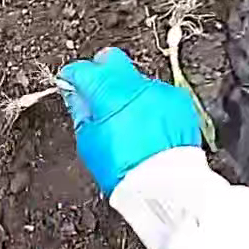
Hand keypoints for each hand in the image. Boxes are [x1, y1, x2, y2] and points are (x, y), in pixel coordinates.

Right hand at [59, 47, 202, 194]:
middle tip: (94, 96)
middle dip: (99, 73)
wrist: (166, 187)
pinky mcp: (179, 102)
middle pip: (112, 61)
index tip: (69, 83)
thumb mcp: (89, 142)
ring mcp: (161, 92)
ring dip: (124, 92)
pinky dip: (146, 104)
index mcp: (111, 93)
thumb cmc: (126, 170)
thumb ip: (80, 110)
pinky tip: (143, 127)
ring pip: (134, 78)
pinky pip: (155, 93)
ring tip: (122, 122)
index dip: (72, 76)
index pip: (84, 69)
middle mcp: (138, 85)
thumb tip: (74, 93)